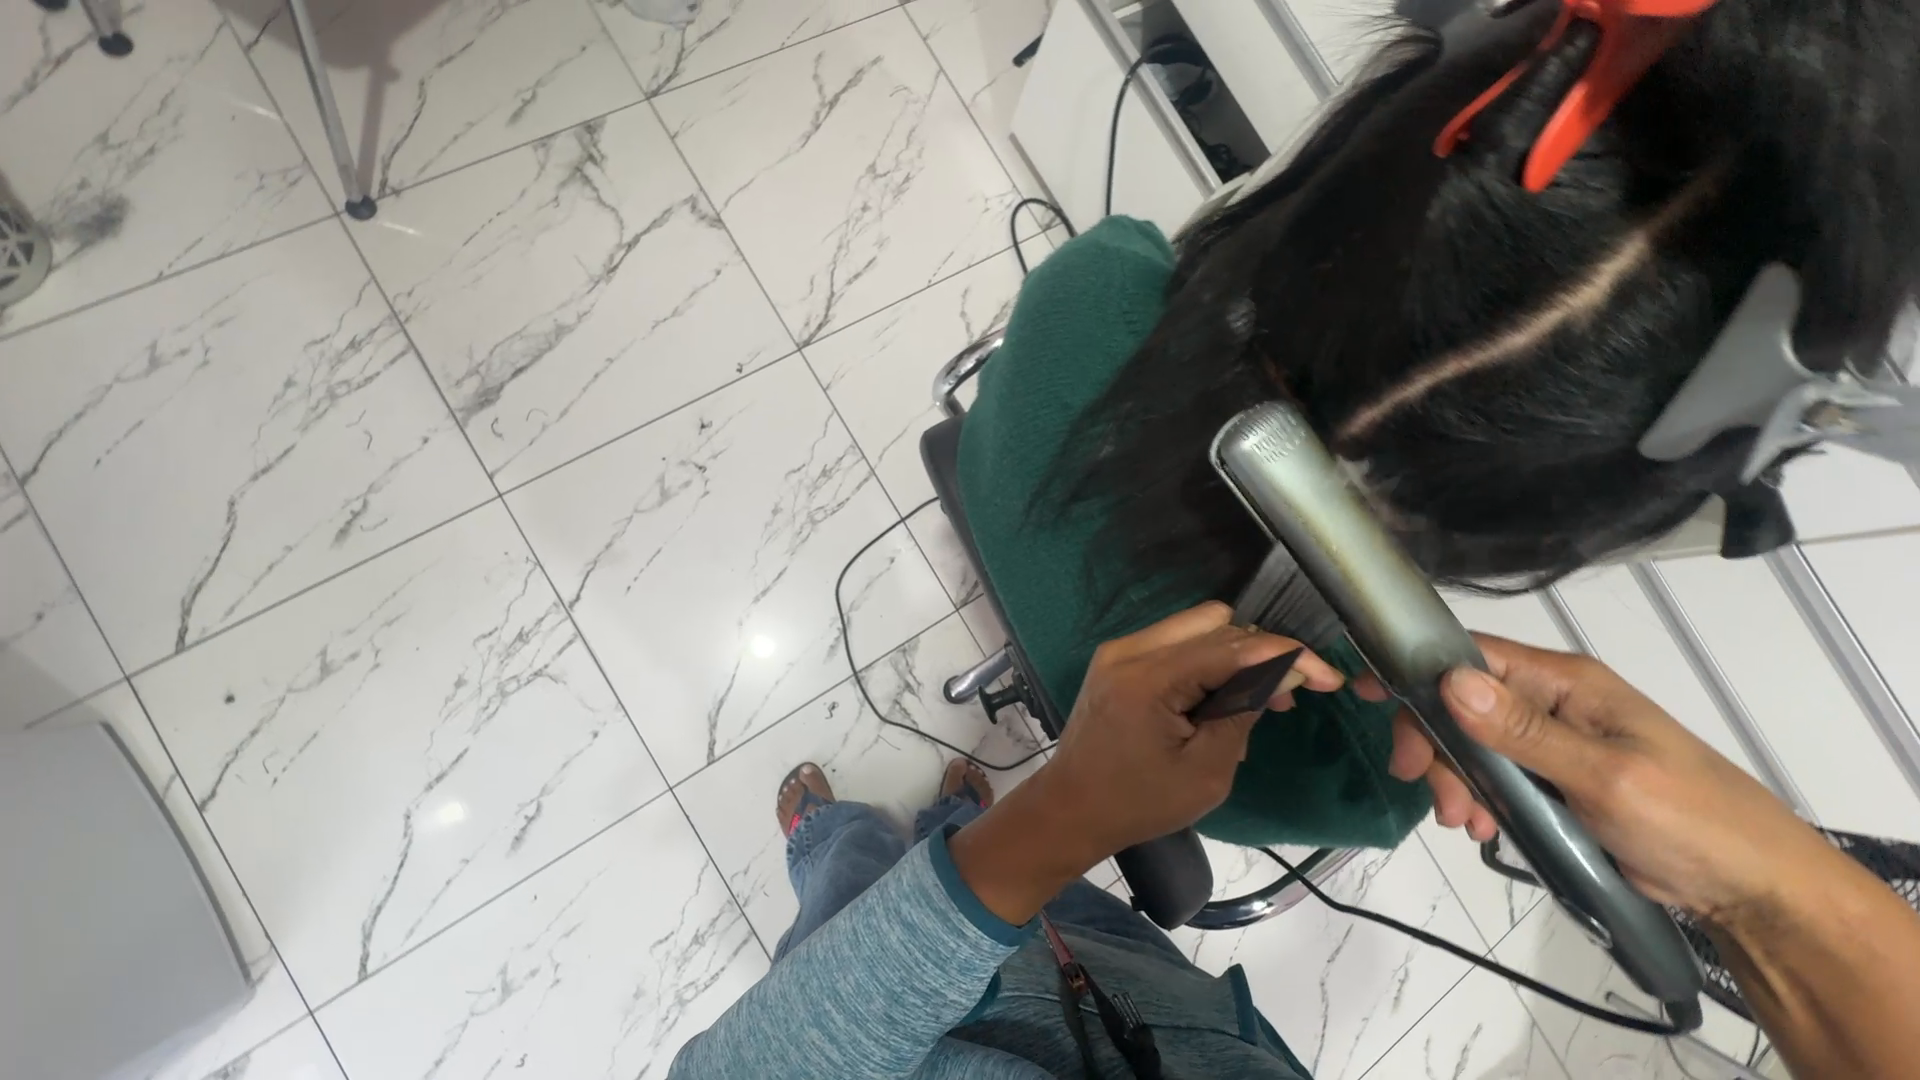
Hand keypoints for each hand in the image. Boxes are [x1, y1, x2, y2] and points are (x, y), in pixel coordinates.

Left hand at [948, 601, 1343, 923]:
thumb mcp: (1206, 770)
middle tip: (1287, 696)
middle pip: (1215, 622)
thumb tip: (1284, 673)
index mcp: (1149, 677)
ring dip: (1234, 656)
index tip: (1329, 678)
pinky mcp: (1117, 660)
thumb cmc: (1138, 802)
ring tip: (1257, 705)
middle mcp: (1131, 649)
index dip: (1287, 656)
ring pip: (1196, 627)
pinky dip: (1206, 663)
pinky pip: (1175, 643)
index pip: (1233, 646)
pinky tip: (1220, 703)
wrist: (1070, 809)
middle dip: (1260, 652)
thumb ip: (1245, 712)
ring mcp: (1120, 651)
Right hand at [1363, 634, 1829, 922]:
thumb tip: (1451, 681)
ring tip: (1467, 825)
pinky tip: (1482, 827)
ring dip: (1453, 779)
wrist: (1753, 890)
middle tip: (1434, 795)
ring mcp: (1547, 739)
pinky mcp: (1548, 776)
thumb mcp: (1606, 777)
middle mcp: (1548, 700)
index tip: (1368, 697)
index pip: (1469, 655)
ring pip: (1466, 742)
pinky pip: (1489, 774)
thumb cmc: (1691, 821)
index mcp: (1563, 681)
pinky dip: (1474, 797)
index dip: (1415, 670)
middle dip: (1434, 747)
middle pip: (1456, 703)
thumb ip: (1525, 731)